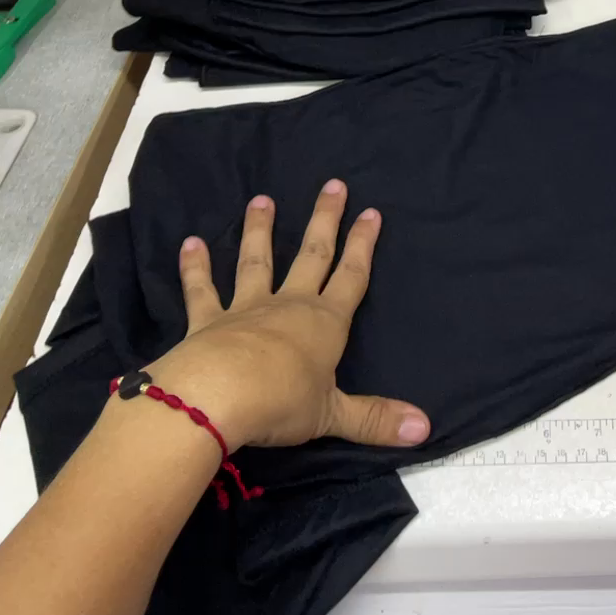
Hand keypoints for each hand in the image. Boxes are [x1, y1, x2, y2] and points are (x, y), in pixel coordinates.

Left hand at [142, 179, 429, 449]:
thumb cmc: (281, 403)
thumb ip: (376, 419)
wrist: (216, 398)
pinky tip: (190, 243)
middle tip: (332, 185)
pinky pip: (202, 290)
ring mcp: (246, 309)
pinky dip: (195, 267)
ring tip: (261, 200)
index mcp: (325, 323)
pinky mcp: (207, 322)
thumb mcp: (334, 415)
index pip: (352, 276)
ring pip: (257, 261)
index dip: (363, 244)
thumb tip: (425, 429)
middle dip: (325, 220)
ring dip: (260, 230)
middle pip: (312, 255)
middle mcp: (289, 305)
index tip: (371, 212)